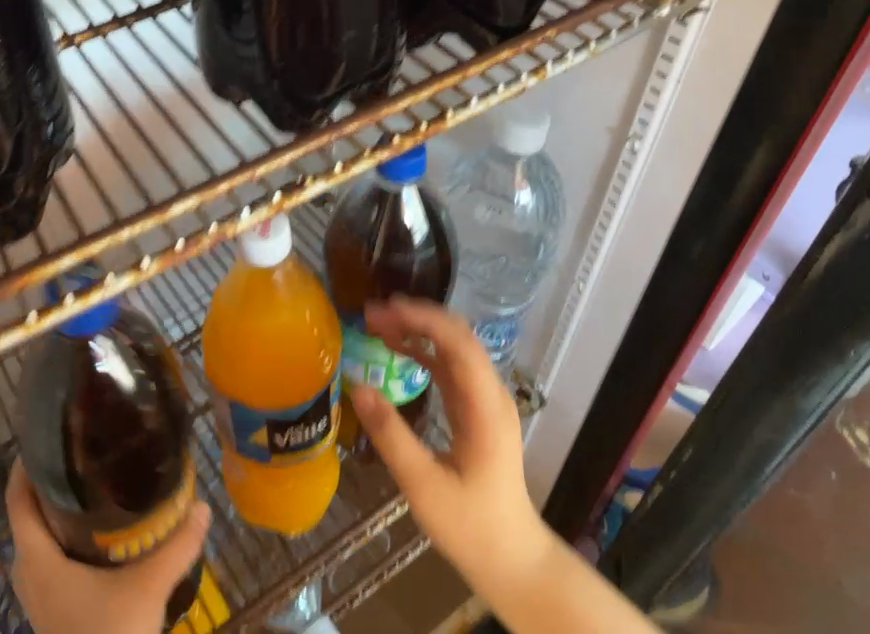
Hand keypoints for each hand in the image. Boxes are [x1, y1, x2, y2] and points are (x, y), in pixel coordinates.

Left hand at [6, 460, 211, 633]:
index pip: (17, 499)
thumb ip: (176, 547)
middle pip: (27, 516)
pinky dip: (64, 541)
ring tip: (93, 489)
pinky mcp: (50, 611)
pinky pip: (47, 562)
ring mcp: (35, 596)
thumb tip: (202, 507)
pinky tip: (98, 538)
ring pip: (38, 541)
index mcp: (37, 559)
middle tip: (83, 457)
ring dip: (57, 515)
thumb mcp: (148, 589)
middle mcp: (27, 573)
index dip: (25, 465)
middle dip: (49, 484)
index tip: (46, 437)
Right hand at [348, 296, 552, 599]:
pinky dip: (423, 353)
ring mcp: (486, 402)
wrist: (511, 558)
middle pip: (457, 337)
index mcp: (485, 408)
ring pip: (454, 349)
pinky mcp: (476, 412)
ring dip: (418, 331)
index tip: (383, 310)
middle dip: (415, 318)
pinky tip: (396, 351)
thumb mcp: (423, 485)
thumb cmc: (470, 525)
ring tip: (376, 325)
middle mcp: (490, 396)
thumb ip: (391, 435)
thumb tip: (358, 387)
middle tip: (371, 314)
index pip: (458, 343)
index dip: (422, 319)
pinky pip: (450, 368)